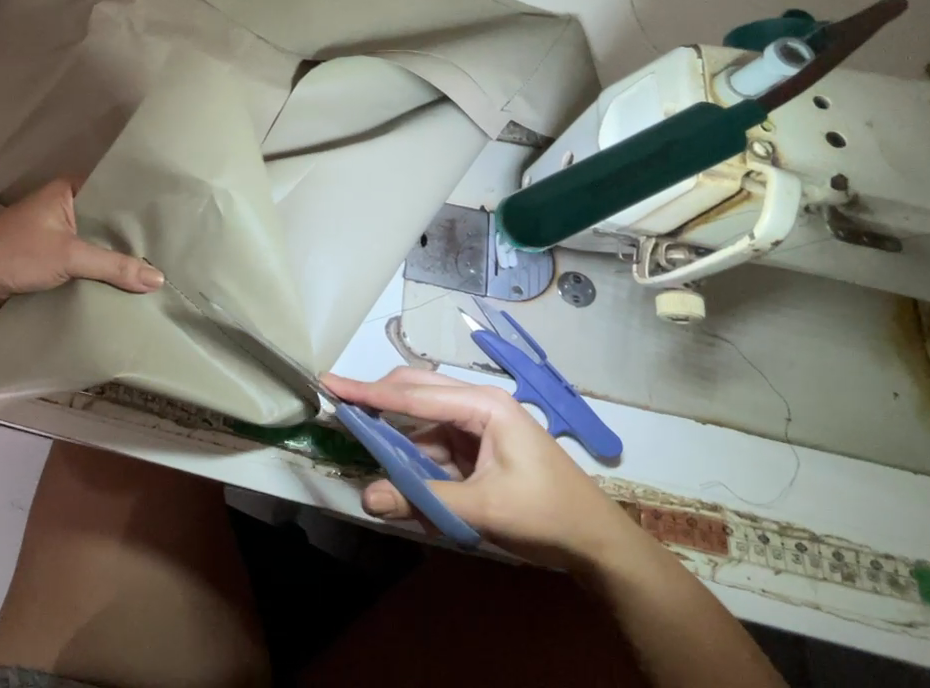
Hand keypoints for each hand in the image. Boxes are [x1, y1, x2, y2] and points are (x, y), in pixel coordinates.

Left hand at [0, 177, 164, 316]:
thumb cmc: (17, 253)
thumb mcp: (69, 257)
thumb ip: (114, 267)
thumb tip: (159, 279)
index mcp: (66, 189)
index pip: (112, 188)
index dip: (138, 203)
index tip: (169, 218)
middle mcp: (61, 202)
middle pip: (104, 216)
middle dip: (129, 232)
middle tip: (168, 245)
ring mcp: (53, 228)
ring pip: (93, 237)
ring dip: (113, 251)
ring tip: (154, 262)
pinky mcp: (47, 251)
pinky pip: (82, 253)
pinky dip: (97, 264)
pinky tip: (122, 276)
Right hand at [320, 367, 643, 570]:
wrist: (600, 545)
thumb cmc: (549, 516)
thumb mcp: (484, 510)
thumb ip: (423, 500)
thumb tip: (367, 498)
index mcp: (484, 406)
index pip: (413, 394)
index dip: (367, 391)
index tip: (329, 383)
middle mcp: (478, 405)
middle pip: (413, 393)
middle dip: (376, 402)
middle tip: (336, 407)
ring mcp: (477, 425)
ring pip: (419, 421)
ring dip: (395, 439)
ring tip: (364, 449)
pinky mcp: (476, 447)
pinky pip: (432, 444)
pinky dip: (412, 458)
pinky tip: (401, 476)